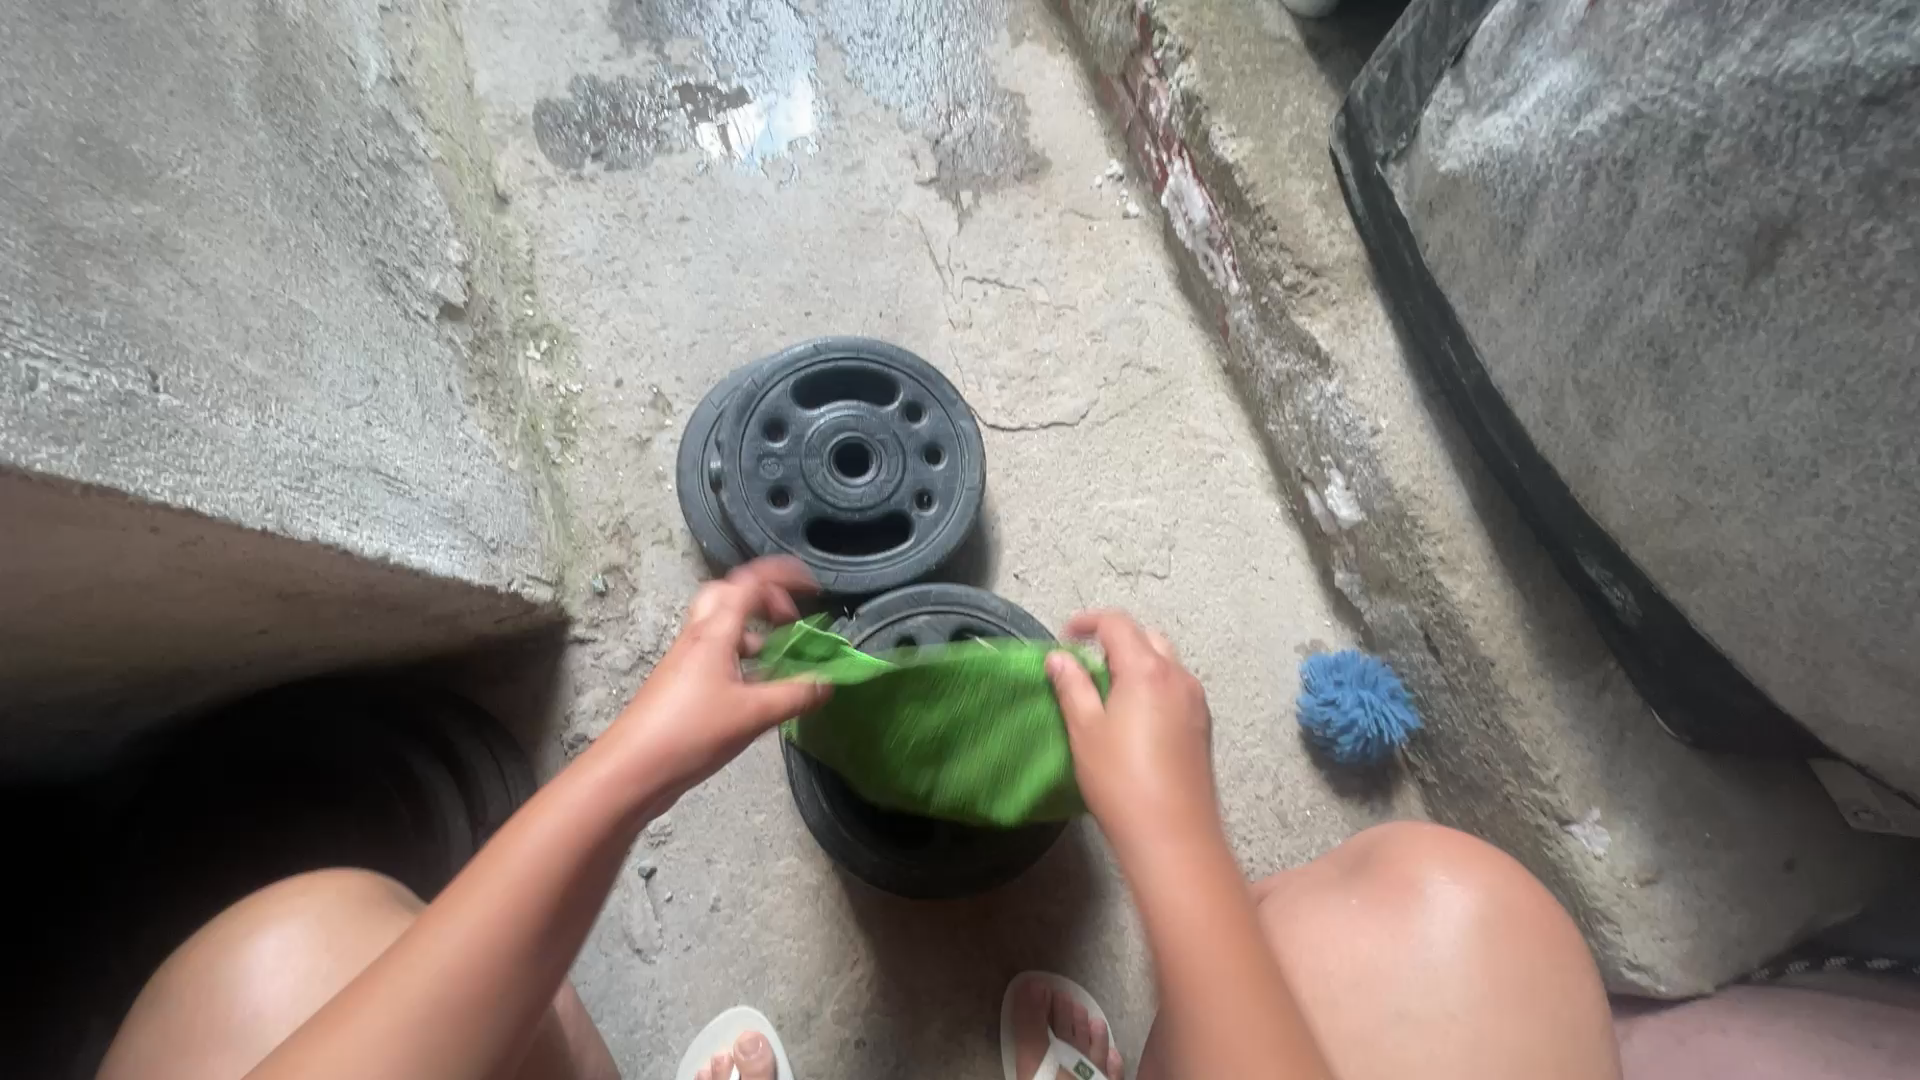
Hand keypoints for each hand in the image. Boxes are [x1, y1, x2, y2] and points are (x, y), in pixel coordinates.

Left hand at [599, 557, 830, 811]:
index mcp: (714, 633)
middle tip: (785, 619)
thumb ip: (795, 696)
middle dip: (761, 597)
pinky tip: (756, 691)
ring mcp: (686, 661)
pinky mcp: (681, 685)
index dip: (783, 578)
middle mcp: (698, 638)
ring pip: (721, 627)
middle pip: (727, 594)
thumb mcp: (754, 715)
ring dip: (752, 632)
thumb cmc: (691, 733)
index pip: (749, 584)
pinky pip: (716, 656)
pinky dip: (741, 660)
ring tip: (777, 658)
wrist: (631, 772)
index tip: (812, 589)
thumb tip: (828, 683)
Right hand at [1046, 611, 1218, 849]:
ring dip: (1136, 662)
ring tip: (1107, 690)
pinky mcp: (1203, 727)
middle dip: (1115, 640)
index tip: (1066, 635)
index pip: (1118, 624)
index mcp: (1147, 670)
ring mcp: (1196, 702)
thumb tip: (1059, 658)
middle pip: (1146, 638)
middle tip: (1086, 662)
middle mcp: (1178, 677)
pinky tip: (1133, 716)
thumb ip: (1071, 686)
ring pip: (1165, 662)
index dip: (1088, 622)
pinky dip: (1153, 684)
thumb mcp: (1085, 729)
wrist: (1174, 837)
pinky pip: (1176, 687)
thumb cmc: (1121, 780)